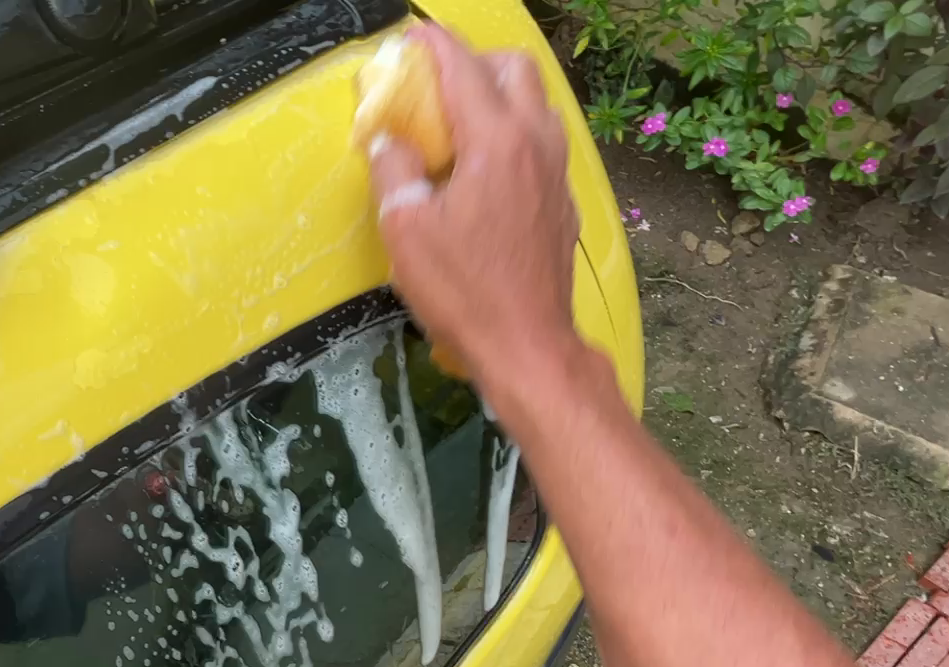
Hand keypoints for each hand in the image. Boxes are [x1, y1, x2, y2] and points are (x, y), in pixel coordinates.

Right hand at [366, 25, 583, 389]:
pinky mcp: (562, 202)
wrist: (525, 343)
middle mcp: (535, 141)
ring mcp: (556, 171)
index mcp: (495, 141)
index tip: (405, 41)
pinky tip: (486, 175)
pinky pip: (540, 144)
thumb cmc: (462, 291)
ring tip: (459, 131)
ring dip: (497, 99)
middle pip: (513, 70)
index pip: (460, 68)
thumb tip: (386, 140)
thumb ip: (393, 172)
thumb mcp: (406, 232)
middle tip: (434, 92)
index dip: (429, 47)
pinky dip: (512, 136)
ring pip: (534, 105)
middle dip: (471, 65)